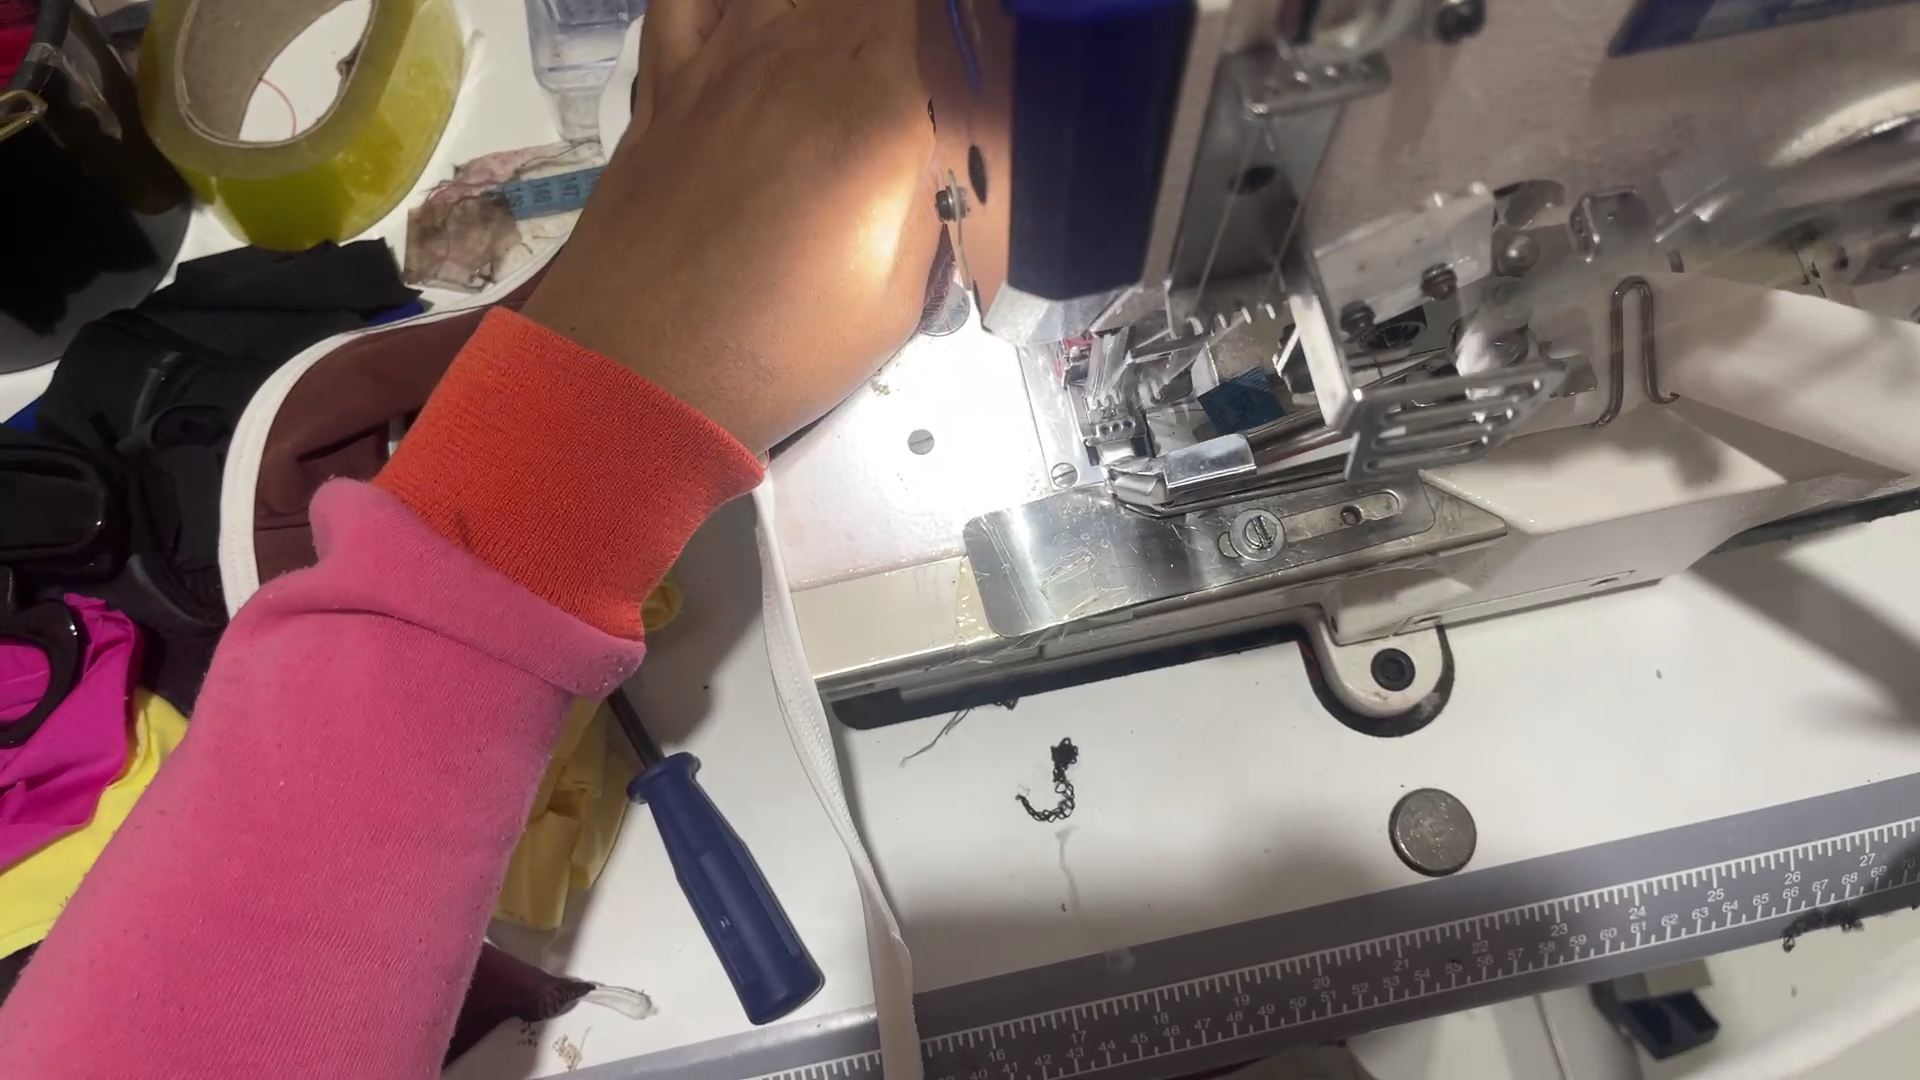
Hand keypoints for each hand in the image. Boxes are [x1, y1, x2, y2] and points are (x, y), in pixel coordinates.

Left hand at [522, 0, 941, 453]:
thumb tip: (934, 159)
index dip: (965, 53)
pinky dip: (742, 6)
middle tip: (912, 105)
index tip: (967, 98)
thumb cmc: (782, 352)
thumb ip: (928, 211)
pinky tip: (766, 38)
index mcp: (878, 116)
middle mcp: (803, 58)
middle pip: (877, 5)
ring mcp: (725, 57)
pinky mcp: (669, 77)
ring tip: (849, 84)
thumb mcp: (895, 302)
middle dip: (908, 46)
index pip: (944, 26)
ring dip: (840, 26)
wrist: (649, 370)